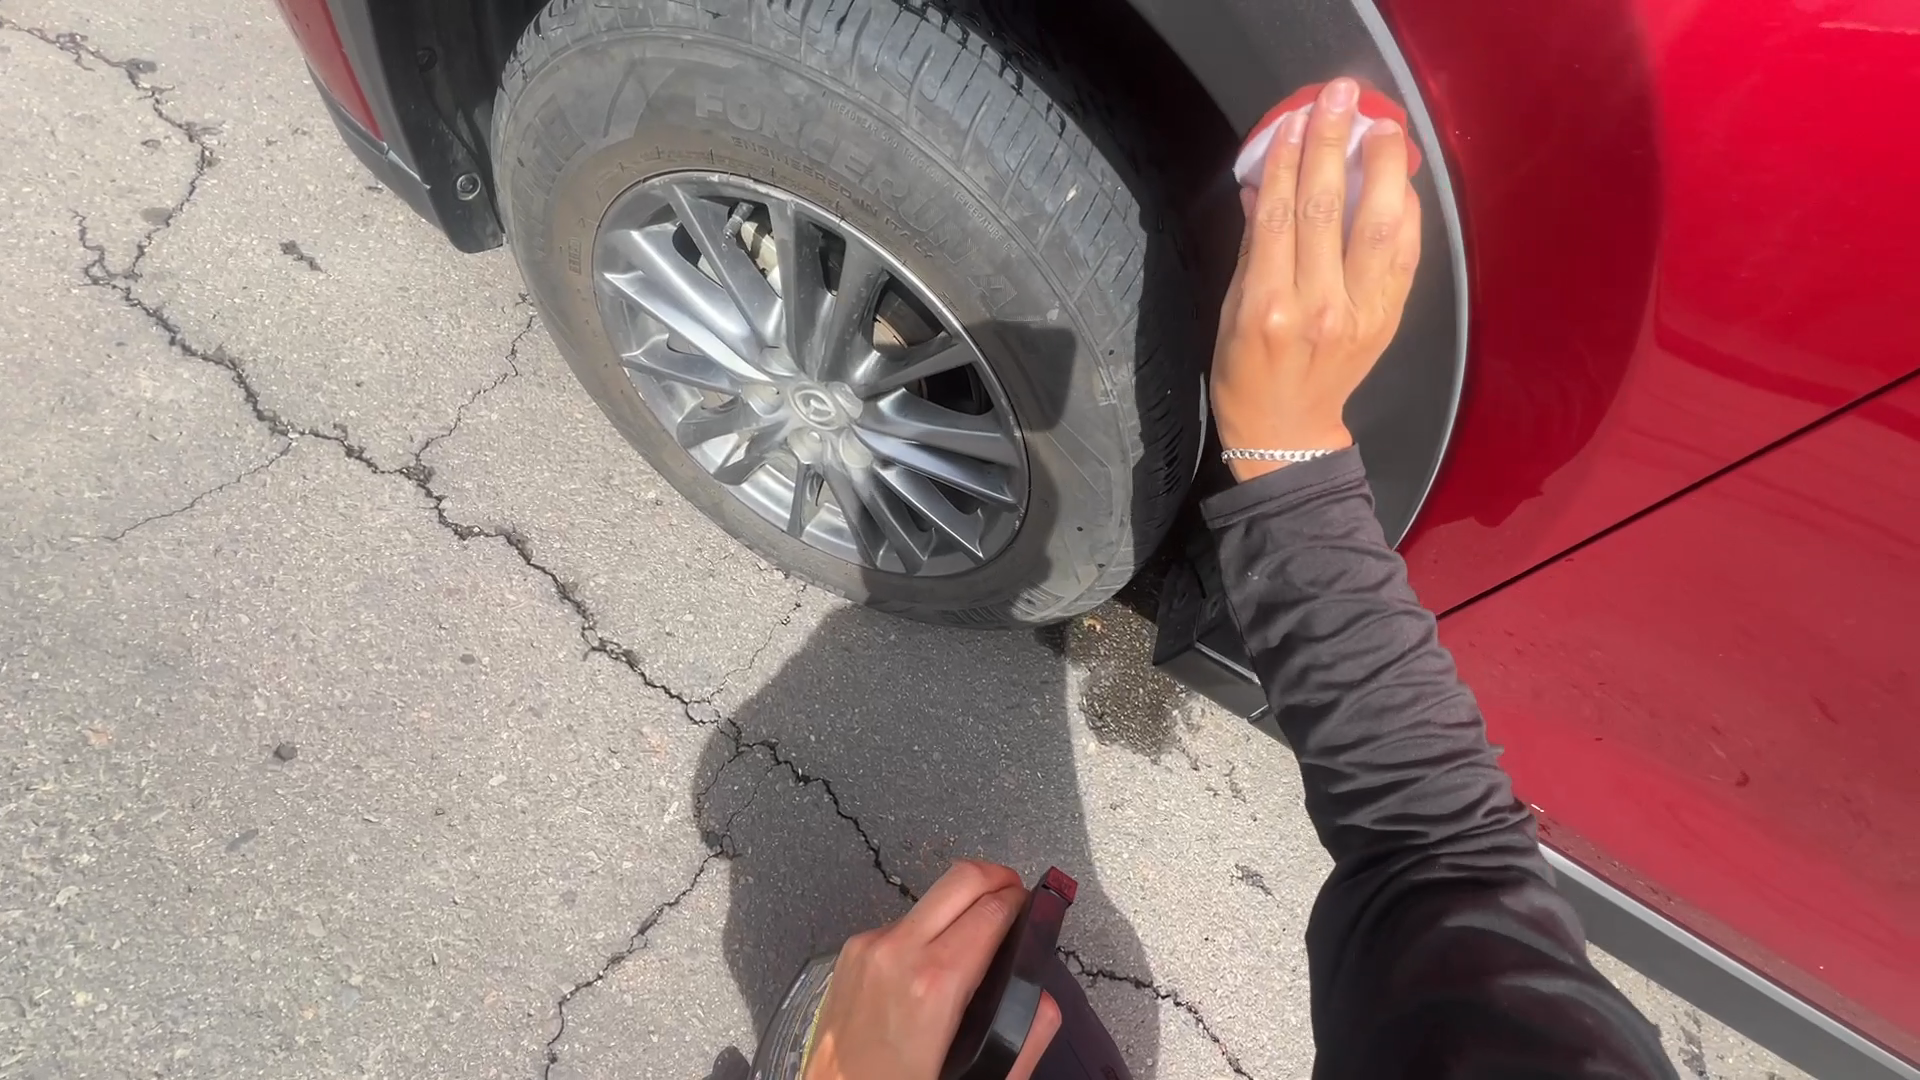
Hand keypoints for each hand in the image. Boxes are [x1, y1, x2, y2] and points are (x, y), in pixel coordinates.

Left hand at [802, 860, 1061, 1079]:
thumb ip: (1024, 1040)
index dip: (1020, 900)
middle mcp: (898, 951)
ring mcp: (870, 945)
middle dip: (997, 877)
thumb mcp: (978, 1079)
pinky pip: (904, 921)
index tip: (1033, 906)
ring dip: (962, 902)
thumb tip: (1044, 996)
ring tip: (980, 931)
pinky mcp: (851, 948)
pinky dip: (928, 928)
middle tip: (1015, 896)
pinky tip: (934, 959)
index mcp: (934, 985)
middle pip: (962, 877)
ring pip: (931, 896)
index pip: (992, 909)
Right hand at [1212, 77, 1422, 481]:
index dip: (1285, 164)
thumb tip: (1260, 193)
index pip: (1277, 220)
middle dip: (1331, 146)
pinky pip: (1402, 254)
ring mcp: (1358, 313)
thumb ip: (1251, 255)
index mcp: (1266, 308)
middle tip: (1337, 99)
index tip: (1292, 123)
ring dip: (1381, 168)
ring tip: (1381, 126)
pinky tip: (1398, 181)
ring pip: (1375, 226)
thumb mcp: (1229, 317)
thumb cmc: (1244, 376)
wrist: (1286, 430)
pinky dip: (1401, 211)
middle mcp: (1316, 306)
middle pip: (1326, 211)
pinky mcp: (1387, 318)